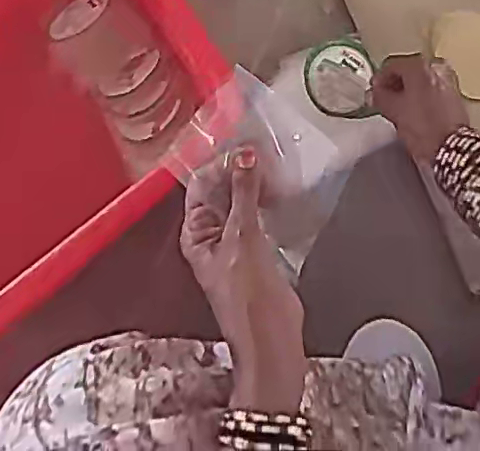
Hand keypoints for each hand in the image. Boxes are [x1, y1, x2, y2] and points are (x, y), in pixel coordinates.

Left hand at [181, 148, 306, 411]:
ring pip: (243, 198)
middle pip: (223, 188)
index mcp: (196, 231)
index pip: (202, 183)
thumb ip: (245, 192)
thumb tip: (245, 154)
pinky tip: (284, 188)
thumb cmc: (246, 292)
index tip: (248, 145)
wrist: (270, 335)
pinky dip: (269, 197)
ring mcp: (235, 238)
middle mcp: (211, 232)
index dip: (222, 163)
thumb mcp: (243, 236)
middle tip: (268, 152)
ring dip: (258, 182)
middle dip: (242, 169)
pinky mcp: (257, 244)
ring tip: (278, 166)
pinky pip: (259, 211)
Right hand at [372, 55, 470, 161]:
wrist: (451, 148)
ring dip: (408, 90)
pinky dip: (421, 96)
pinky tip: (414, 110)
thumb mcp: (393, 111)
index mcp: (419, 65)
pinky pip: (431, 89)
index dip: (380, 79)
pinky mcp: (455, 94)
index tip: (374, 90)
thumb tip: (375, 93)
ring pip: (421, 80)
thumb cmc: (423, 127)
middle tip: (384, 97)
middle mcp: (436, 67)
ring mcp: (448, 80)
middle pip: (408, 70)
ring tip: (398, 106)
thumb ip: (380, 97)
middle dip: (395, 84)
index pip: (391, 65)